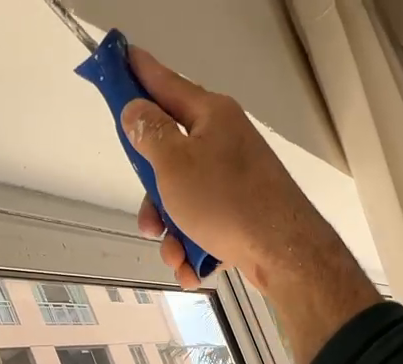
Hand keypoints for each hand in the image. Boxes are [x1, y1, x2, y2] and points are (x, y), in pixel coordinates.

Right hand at [121, 48, 379, 363]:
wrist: (282, 251)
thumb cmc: (228, 202)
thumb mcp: (174, 164)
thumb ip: (149, 133)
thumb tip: (135, 110)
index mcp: (210, 116)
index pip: (166, 85)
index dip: (139, 74)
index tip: (120, 59)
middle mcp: (223, 142)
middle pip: (168, 160)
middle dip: (153, 201)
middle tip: (149, 223)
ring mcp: (232, 179)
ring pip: (181, 202)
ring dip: (171, 235)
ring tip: (177, 255)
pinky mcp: (239, 212)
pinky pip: (201, 226)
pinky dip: (192, 248)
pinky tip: (193, 266)